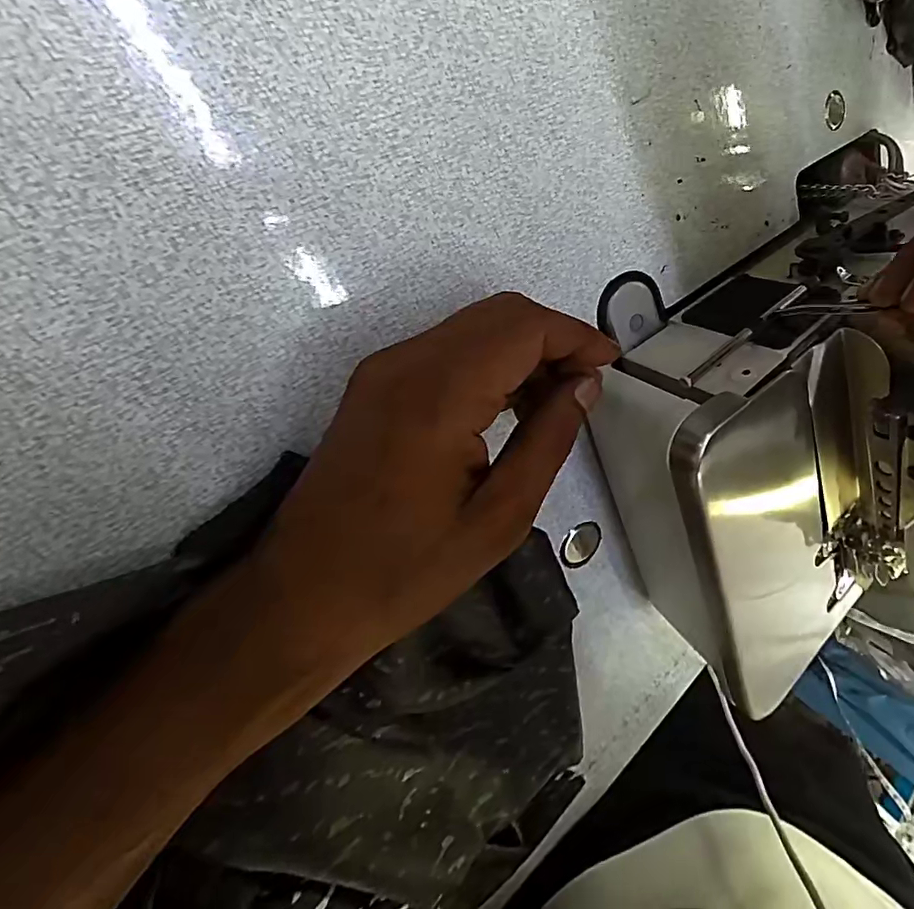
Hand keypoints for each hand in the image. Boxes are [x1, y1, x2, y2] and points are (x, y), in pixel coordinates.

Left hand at [251, 293, 617, 663]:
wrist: (299, 600)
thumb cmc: (407, 570)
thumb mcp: (501, 517)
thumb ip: (550, 440)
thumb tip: (585, 385)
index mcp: (438, 398)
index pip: (524, 329)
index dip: (577, 337)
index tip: (613, 366)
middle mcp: (406, 366)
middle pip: (502, 313)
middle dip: (557, 336)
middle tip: (590, 383)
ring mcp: (384, 371)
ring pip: (478, 324)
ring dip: (528, 346)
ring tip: (560, 398)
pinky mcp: (377, 384)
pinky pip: (453, 345)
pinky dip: (497, 358)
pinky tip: (517, 403)